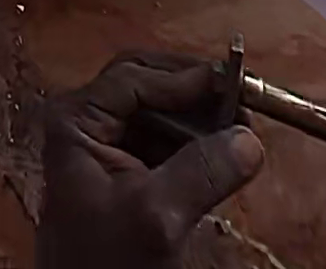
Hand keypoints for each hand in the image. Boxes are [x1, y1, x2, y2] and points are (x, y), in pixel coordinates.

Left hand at [37, 53, 264, 268]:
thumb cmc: (108, 267)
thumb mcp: (156, 219)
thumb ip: (201, 172)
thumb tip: (249, 139)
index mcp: (76, 119)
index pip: (132, 77)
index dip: (182, 76)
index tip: (231, 81)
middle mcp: (86, 120)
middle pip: (145, 83)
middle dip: (192, 89)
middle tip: (238, 96)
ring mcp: (103, 143)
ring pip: (157, 108)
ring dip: (197, 114)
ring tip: (239, 124)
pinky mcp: (123, 169)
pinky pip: (162, 138)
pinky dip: (193, 140)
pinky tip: (222, 150)